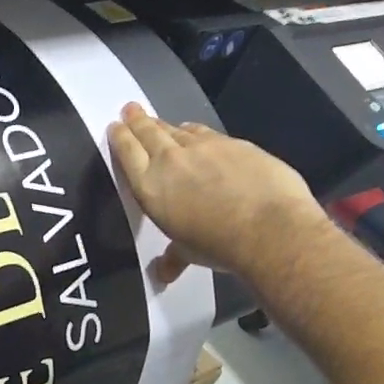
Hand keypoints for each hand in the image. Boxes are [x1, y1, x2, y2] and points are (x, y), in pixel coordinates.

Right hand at [107, 102, 330, 284]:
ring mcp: (203, 148)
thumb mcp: (187, 251)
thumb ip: (172, 256)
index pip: (127, 153)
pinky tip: (195, 132)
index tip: (115, 126)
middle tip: (130, 108)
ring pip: (177, 129)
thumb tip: (163, 275)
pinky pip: (206, 133)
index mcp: (150, 187)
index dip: (120, 137)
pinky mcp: (234, 143)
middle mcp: (170, 160)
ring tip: (159, 122)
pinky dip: (195, 131)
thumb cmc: (216, 245)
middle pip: (149, 132)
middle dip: (138, 120)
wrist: (269, 228)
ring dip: (165, 125)